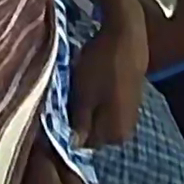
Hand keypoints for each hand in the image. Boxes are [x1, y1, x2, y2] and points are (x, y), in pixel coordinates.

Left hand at [69, 1, 149, 146]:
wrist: (126, 38)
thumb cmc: (102, 66)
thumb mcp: (84, 93)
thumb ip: (79, 120)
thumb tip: (74, 144)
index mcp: (114, 135)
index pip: (84, 142)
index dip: (67, 126)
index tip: (54, 107)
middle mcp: (124, 132)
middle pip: (92, 129)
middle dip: (76, 114)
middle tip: (63, 92)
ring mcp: (128, 115)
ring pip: (97, 115)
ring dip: (84, 103)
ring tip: (74, 82)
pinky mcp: (128, 98)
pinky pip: (104, 104)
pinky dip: (94, 94)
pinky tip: (87, 78)